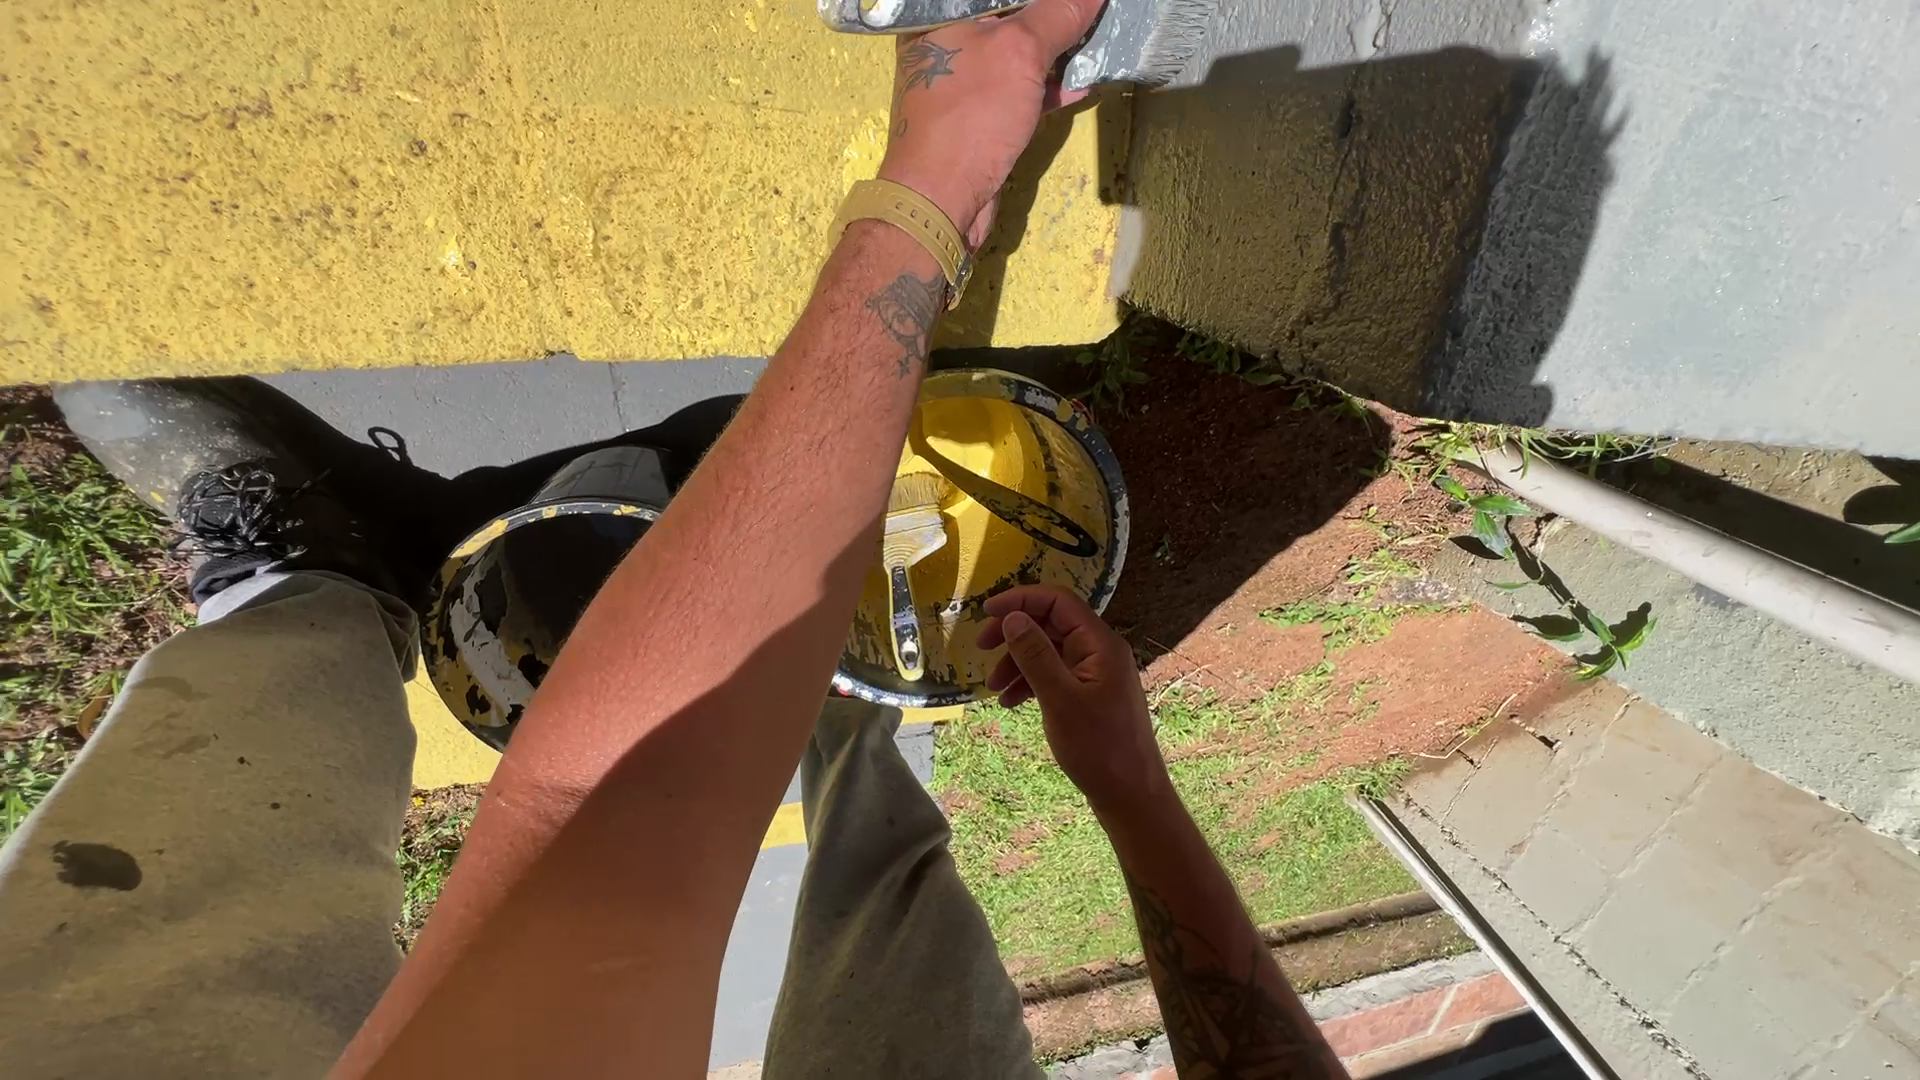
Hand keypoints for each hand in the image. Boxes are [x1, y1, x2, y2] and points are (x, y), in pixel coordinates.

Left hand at [876, 0, 1105, 248]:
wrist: (941, 202)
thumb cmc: (971, 116)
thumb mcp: (1020, 53)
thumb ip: (1057, 15)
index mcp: (940, 15)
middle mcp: (945, 44)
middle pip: (1008, 19)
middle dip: (1050, 17)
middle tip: (1086, 11)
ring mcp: (961, 86)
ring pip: (1016, 58)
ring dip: (1055, 52)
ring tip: (1094, 39)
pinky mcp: (978, 121)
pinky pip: (1018, 94)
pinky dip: (1047, 89)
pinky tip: (1079, 83)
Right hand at [978, 584, 1171, 818]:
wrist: (1131, 797)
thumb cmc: (1098, 748)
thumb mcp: (1059, 699)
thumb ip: (1035, 654)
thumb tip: (1013, 617)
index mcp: (1100, 644)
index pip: (1058, 602)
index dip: (1021, 599)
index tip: (986, 612)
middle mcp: (1100, 651)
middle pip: (1051, 624)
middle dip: (1014, 633)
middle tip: (981, 648)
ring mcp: (1096, 674)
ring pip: (1049, 651)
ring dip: (1018, 662)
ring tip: (993, 688)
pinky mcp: (1090, 695)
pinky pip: (1055, 675)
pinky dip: (1030, 683)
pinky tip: (1011, 702)